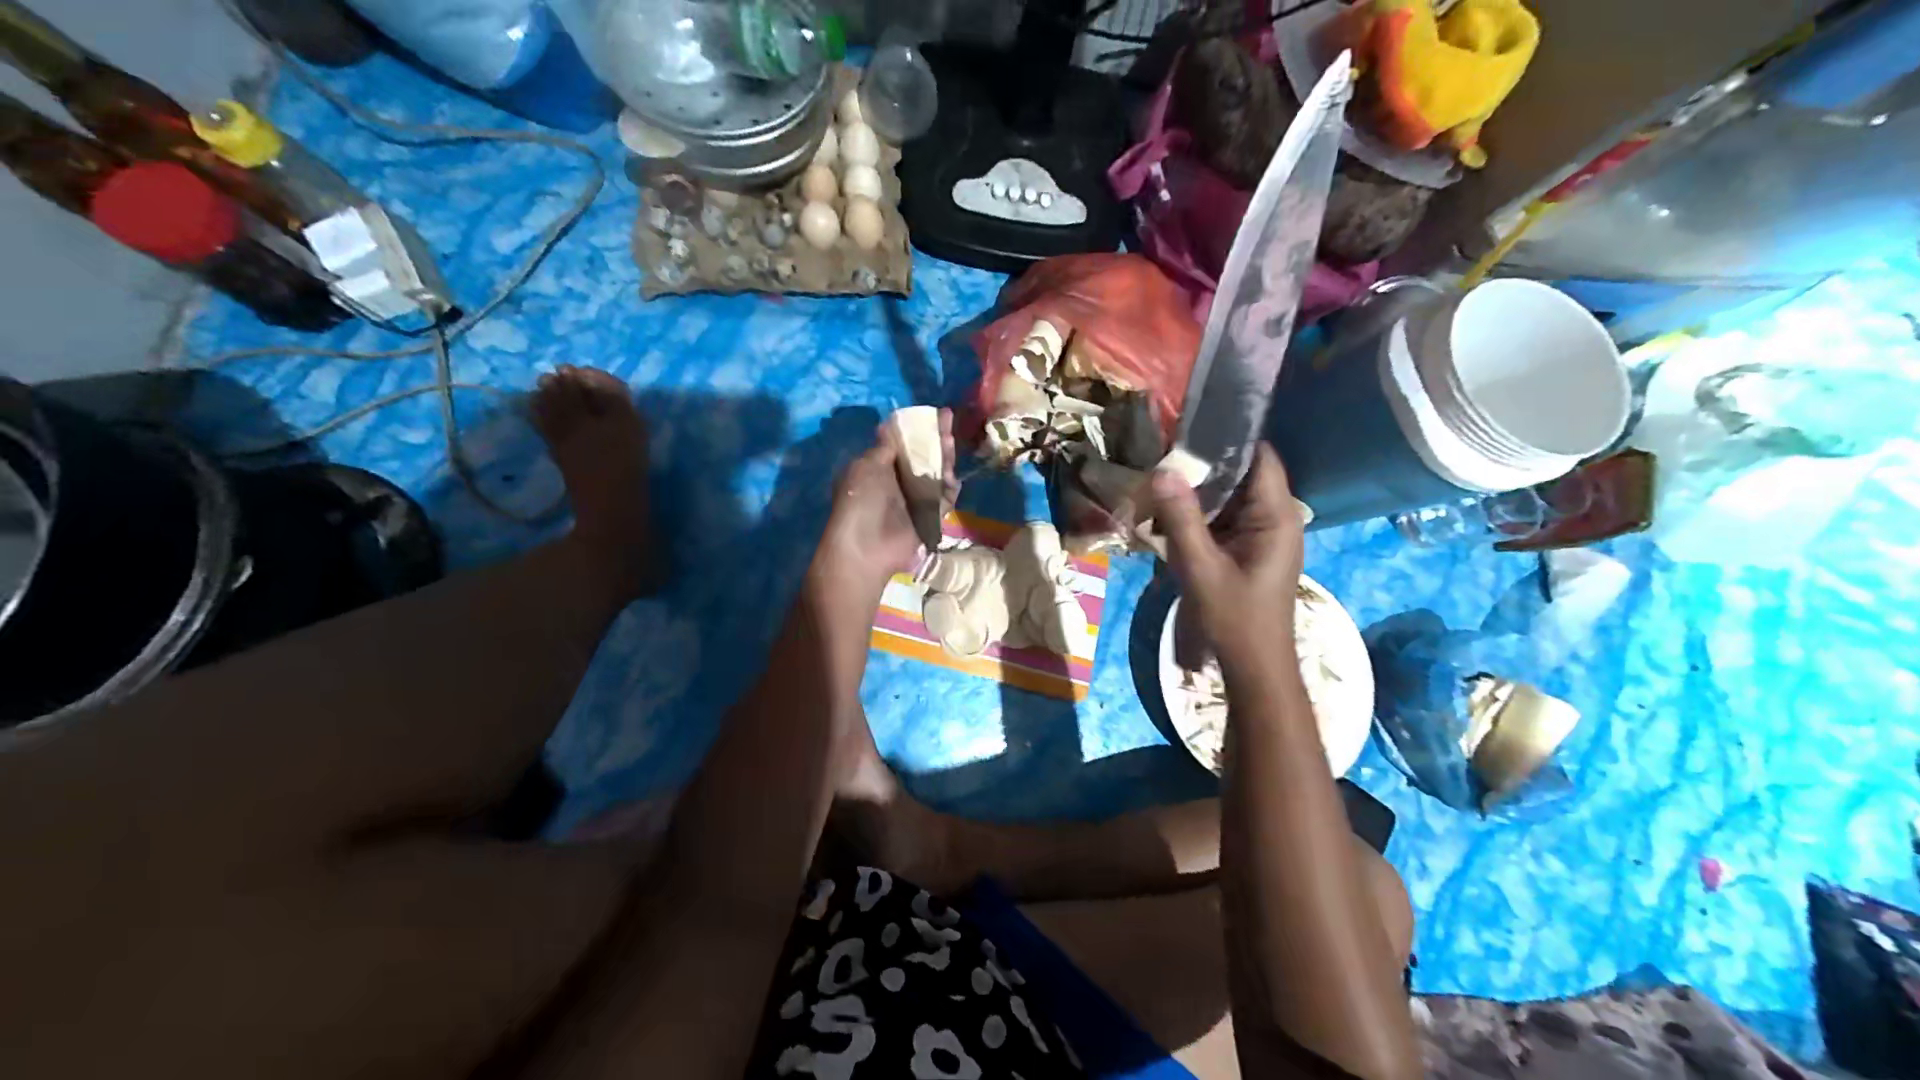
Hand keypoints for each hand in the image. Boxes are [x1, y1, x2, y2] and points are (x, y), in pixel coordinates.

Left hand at [813, 409, 956, 595]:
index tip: (932, 414)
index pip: (903, 444)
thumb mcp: (866, 465)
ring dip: (945, 459)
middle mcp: (898, 482)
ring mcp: (915, 500)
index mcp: (879, 468)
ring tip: (950, 444)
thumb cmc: (860, 500)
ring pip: (937, 475)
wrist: (865, 547)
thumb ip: (886, 447)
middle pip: (923, 457)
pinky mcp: (929, 517)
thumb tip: (891, 426)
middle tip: (949, 422)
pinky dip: (950, 489)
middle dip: (936, 439)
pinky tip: (953, 479)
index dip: (917, 428)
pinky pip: (945, 499)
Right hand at [1153, 443, 1304, 664]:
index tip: (1188, 426)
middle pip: (1242, 474)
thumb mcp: (1201, 568)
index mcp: (1276, 516)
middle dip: (1204, 465)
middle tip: (1162, 454)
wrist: (1254, 666)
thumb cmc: (1234, 618)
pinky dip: (1200, 514)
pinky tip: (1169, 514)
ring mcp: (1263, 534)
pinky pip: (1225, 519)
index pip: (1259, 458)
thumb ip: (1181, 518)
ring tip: (1160, 480)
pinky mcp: (1249, 549)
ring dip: (1198, 491)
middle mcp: (1276, 518)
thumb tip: (1162, 471)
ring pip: (1230, 497)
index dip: (1228, 438)